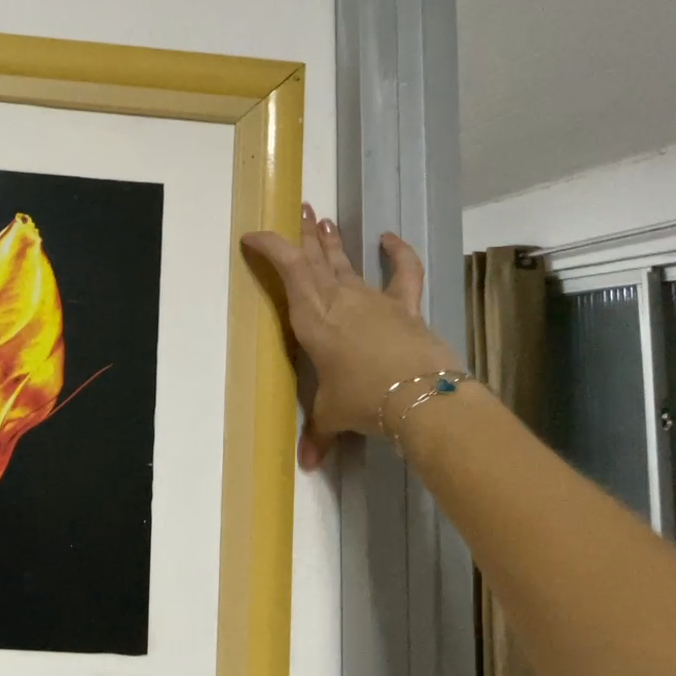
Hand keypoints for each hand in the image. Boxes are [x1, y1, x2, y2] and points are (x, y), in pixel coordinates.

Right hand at [239, 203, 461, 468]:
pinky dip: (397, 253)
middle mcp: (338, 300)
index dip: (270, 247)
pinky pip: (402, 273)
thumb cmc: (364, 399)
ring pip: (347, 262)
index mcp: (311, 318)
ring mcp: (373, 300)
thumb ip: (318, 434)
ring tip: (323, 219)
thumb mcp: (332, 415)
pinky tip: (388, 237)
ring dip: (333, 241)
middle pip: (317, 258)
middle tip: (298, 211)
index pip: (288, 269)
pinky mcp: (405, 307)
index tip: (253, 236)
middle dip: (303, 235)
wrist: (423, 398)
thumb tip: (306, 464)